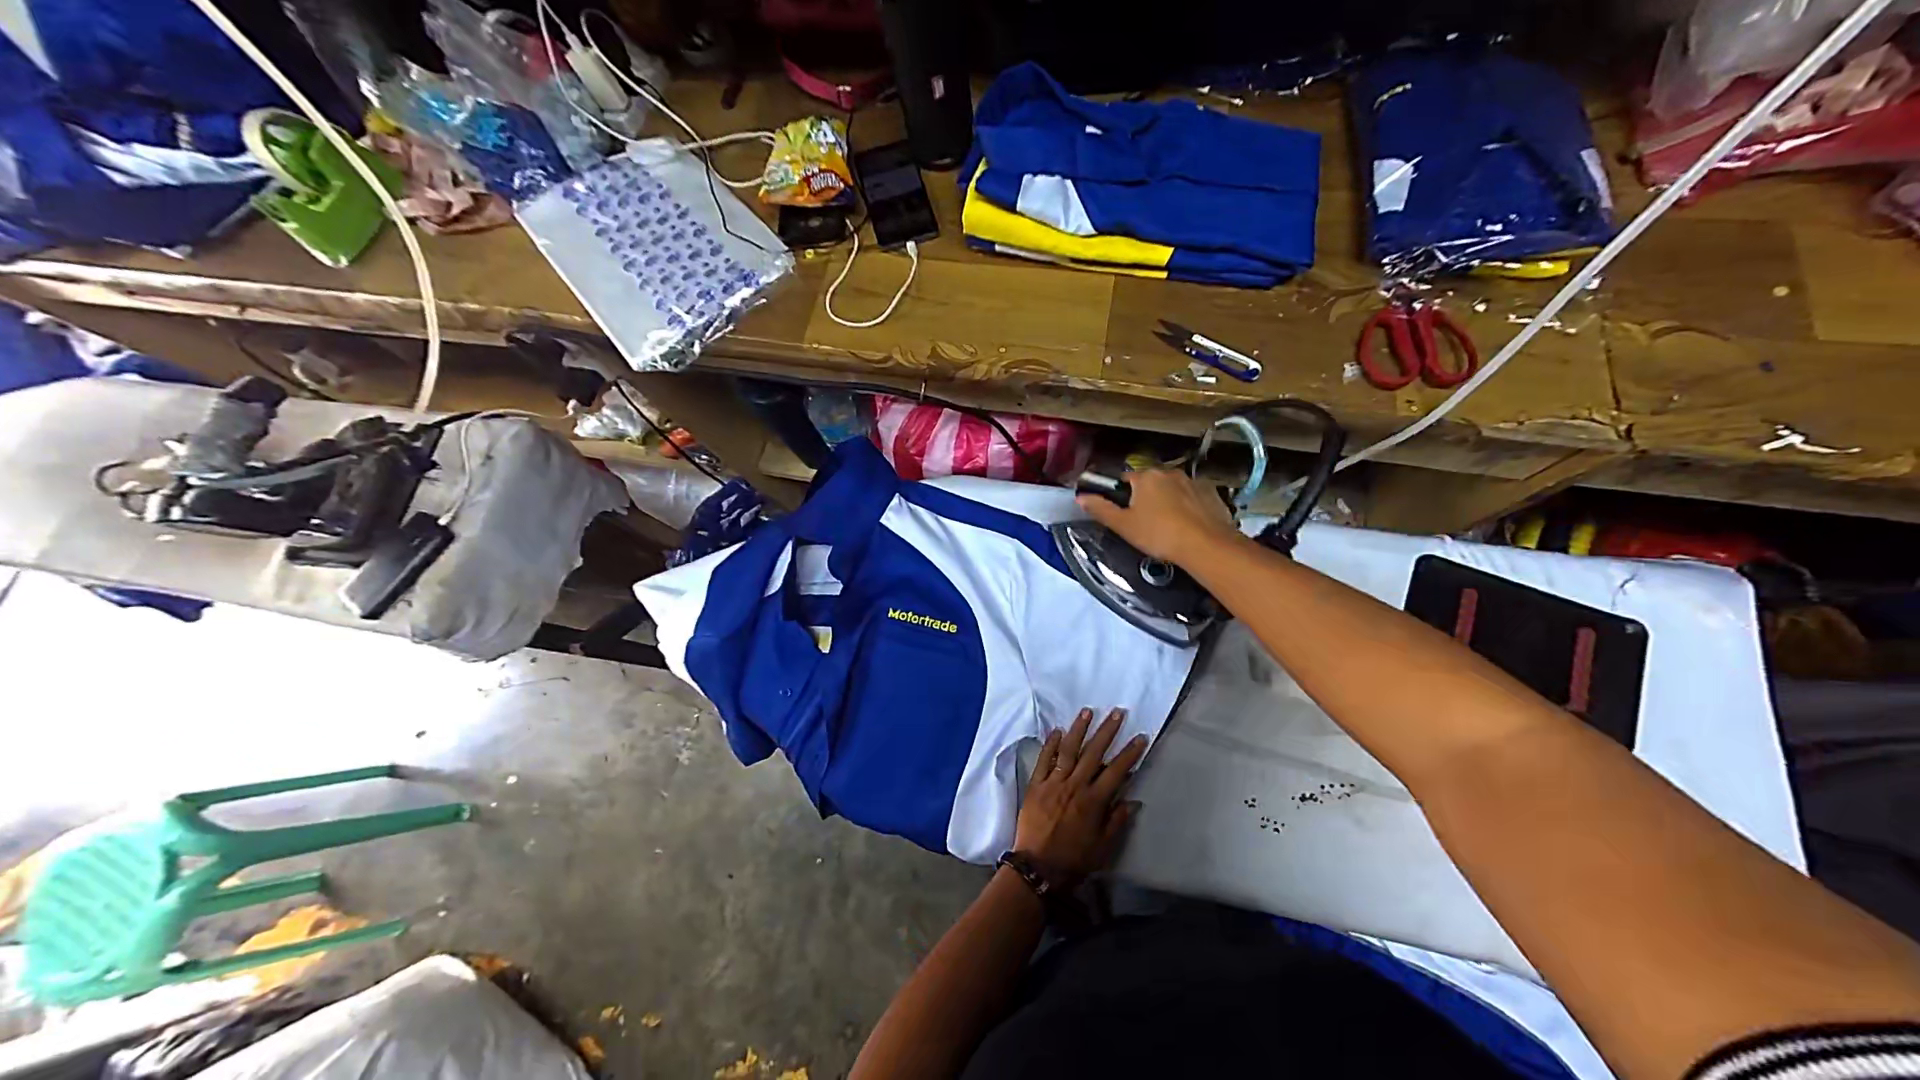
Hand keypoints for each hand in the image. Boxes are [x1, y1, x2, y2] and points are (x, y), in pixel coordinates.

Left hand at [1013, 708, 1147, 889]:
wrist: (1038, 867)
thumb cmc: (1074, 860)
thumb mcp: (1103, 846)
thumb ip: (1117, 821)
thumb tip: (1132, 800)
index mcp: (1094, 801)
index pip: (1117, 771)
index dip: (1130, 753)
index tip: (1140, 737)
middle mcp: (1075, 786)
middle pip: (1094, 753)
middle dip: (1107, 731)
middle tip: (1117, 713)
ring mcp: (1053, 783)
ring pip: (1068, 750)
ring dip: (1079, 729)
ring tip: (1088, 712)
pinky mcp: (1036, 785)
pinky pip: (1044, 760)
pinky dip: (1050, 744)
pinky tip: (1056, 730)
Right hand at [1075, 468, 1241, 565]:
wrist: (1206, 545)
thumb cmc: (1159, 534)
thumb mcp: (1124, 526)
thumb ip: (1101, 509)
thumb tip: (1081, 497)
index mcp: (1146, 476)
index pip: (1126, 479)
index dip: (1122, 496)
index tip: (1125, 513)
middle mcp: (1170, 472)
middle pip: (1152, 483)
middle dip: (1147, 498)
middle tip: (1146, 523)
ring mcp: (1194, 481)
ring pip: (1174, 489)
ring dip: (1170, 501)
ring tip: (1170, 526)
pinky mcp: (1213, 494)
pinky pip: (1195, 497)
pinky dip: (1190, 507)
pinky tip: (1189, 525)